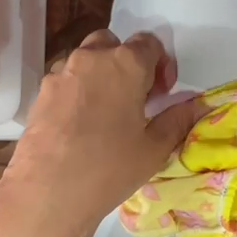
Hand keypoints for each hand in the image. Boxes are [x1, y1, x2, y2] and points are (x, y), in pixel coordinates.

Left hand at [0, 30, 194, 236]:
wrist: (48, 192)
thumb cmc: (110, 167)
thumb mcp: (154, 148)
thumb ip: (178, 119)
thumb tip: (197, 105)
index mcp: (125, 63)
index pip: (149, 44)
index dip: (161, 65)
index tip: (162, 94)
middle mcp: (90, 59)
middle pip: (113, 46)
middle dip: (127, 65)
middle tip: (136, 100)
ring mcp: (60, 74)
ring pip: (85, 62)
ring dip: (100, 77)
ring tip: (107, 115)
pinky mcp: (40, 95)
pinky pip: (65, 83)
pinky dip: (78, 94)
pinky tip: (81, 127)